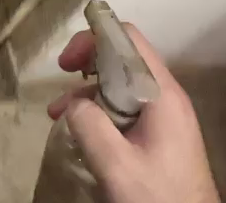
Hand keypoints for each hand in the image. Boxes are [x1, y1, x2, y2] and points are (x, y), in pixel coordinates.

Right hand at [46, 24, 219, 202]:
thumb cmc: (159, 199)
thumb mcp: (117, 165)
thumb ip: (89, 124)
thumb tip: (73, 104)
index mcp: (161, 93)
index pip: (128, 39)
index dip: (93, 39)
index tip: (68, 63)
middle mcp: (167, 97)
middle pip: (123, 58)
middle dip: (87, 64)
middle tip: (61, 79)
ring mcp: (167, 117)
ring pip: (122, 84)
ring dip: (89, 92)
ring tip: (58, 115)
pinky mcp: (163, 137)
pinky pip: (128, 108)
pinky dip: (101, 111)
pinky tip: (82, 132)